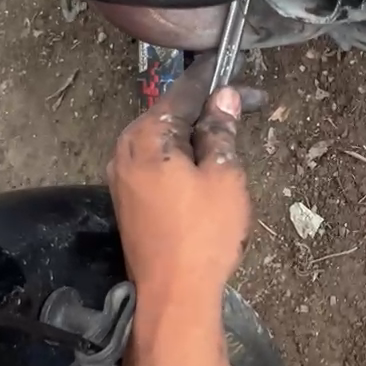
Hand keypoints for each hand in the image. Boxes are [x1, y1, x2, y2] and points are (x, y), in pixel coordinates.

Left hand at [107, 64, 251, 302]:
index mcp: (147, 136)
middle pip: (170, 115)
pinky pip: (157, 163)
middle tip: (243, 109)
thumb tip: (224, 97)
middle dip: (205, 109)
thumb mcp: (224, 176)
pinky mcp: (127, 199)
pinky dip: (182, 157)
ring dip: (194, 136)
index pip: (184, 92)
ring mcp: (122, 176)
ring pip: (164, 140)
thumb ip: (221, 131)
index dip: (214, 80)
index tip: (237, 71)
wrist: (173, 293)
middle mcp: (125, 149)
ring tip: (229, 141)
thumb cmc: (204, 233)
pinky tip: (205, 168)